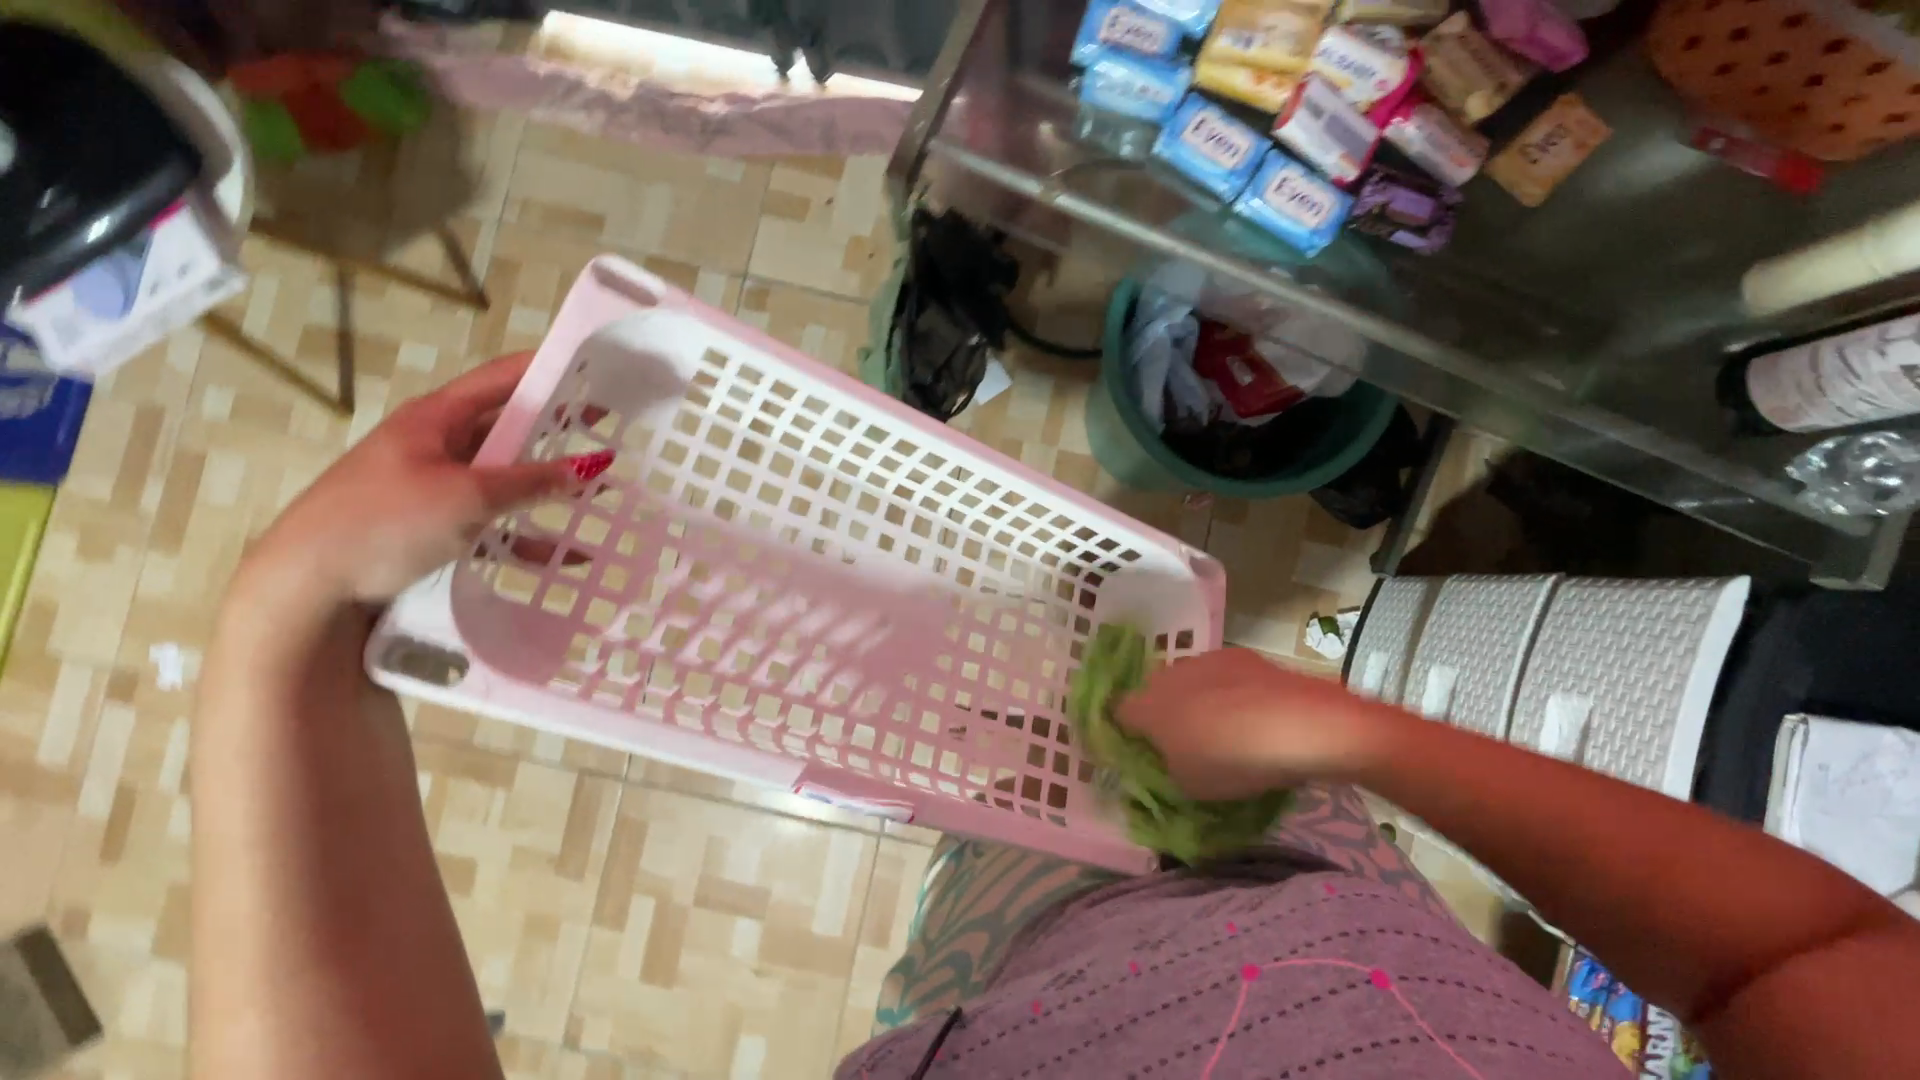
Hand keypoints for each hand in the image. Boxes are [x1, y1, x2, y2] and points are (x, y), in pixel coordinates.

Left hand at [239, 352, 612, 607]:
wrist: (307, 586)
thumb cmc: (384, 522)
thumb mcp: (467, 496)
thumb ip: (531, 481)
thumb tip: (593, 466)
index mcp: (436, 417)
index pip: (503, 378)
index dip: (551, 372)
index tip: (599, 374)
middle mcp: (434, 443)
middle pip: (506, 426)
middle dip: (558, 430)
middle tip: (610, 433)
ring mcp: (431, 485)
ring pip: (502, 476)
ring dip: (546, 484)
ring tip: (597, 491)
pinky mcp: (431, 526)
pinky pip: (491, 520)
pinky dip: (525, 533)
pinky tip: (564, 554)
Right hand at [1115, 649, 1386, 799]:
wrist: (1302, 726)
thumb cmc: (1234, 762)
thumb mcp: (1189, 787)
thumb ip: (1167, 770)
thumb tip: (1168, 760)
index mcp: (1146, 707)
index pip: (1118, 715)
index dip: (1128, 734)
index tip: (1144, 754)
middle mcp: (1168, 675)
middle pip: (1154, 694)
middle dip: (1164, 716)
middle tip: (1185, 746)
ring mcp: (1206, 660)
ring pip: (1189, 683)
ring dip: (1197, 702)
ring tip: (1226, 732)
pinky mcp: (1242, 655)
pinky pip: (1223, 678)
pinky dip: (1230, 693)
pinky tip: (1254, 717)